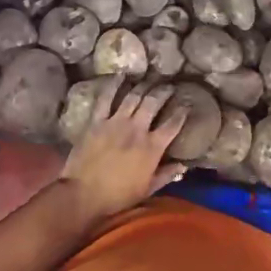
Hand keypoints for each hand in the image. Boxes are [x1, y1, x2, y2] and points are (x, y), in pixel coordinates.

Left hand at [57, 83, 187, 223]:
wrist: (84, 194)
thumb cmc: (118, 195)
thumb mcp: (147, 189)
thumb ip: (167, 175)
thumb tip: (184, 166)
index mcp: (152, 147)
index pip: (172, 124)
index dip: (182, 112)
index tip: (187, 104)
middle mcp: (137, 129)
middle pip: (154, 103)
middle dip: (164, 92)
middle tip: (169, 86)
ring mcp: (116, 122)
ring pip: (133, 96)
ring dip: (144, 86)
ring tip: (150, 80)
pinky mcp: (97, 120)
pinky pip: (106, 97)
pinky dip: (114, 84)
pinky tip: (121, 75)